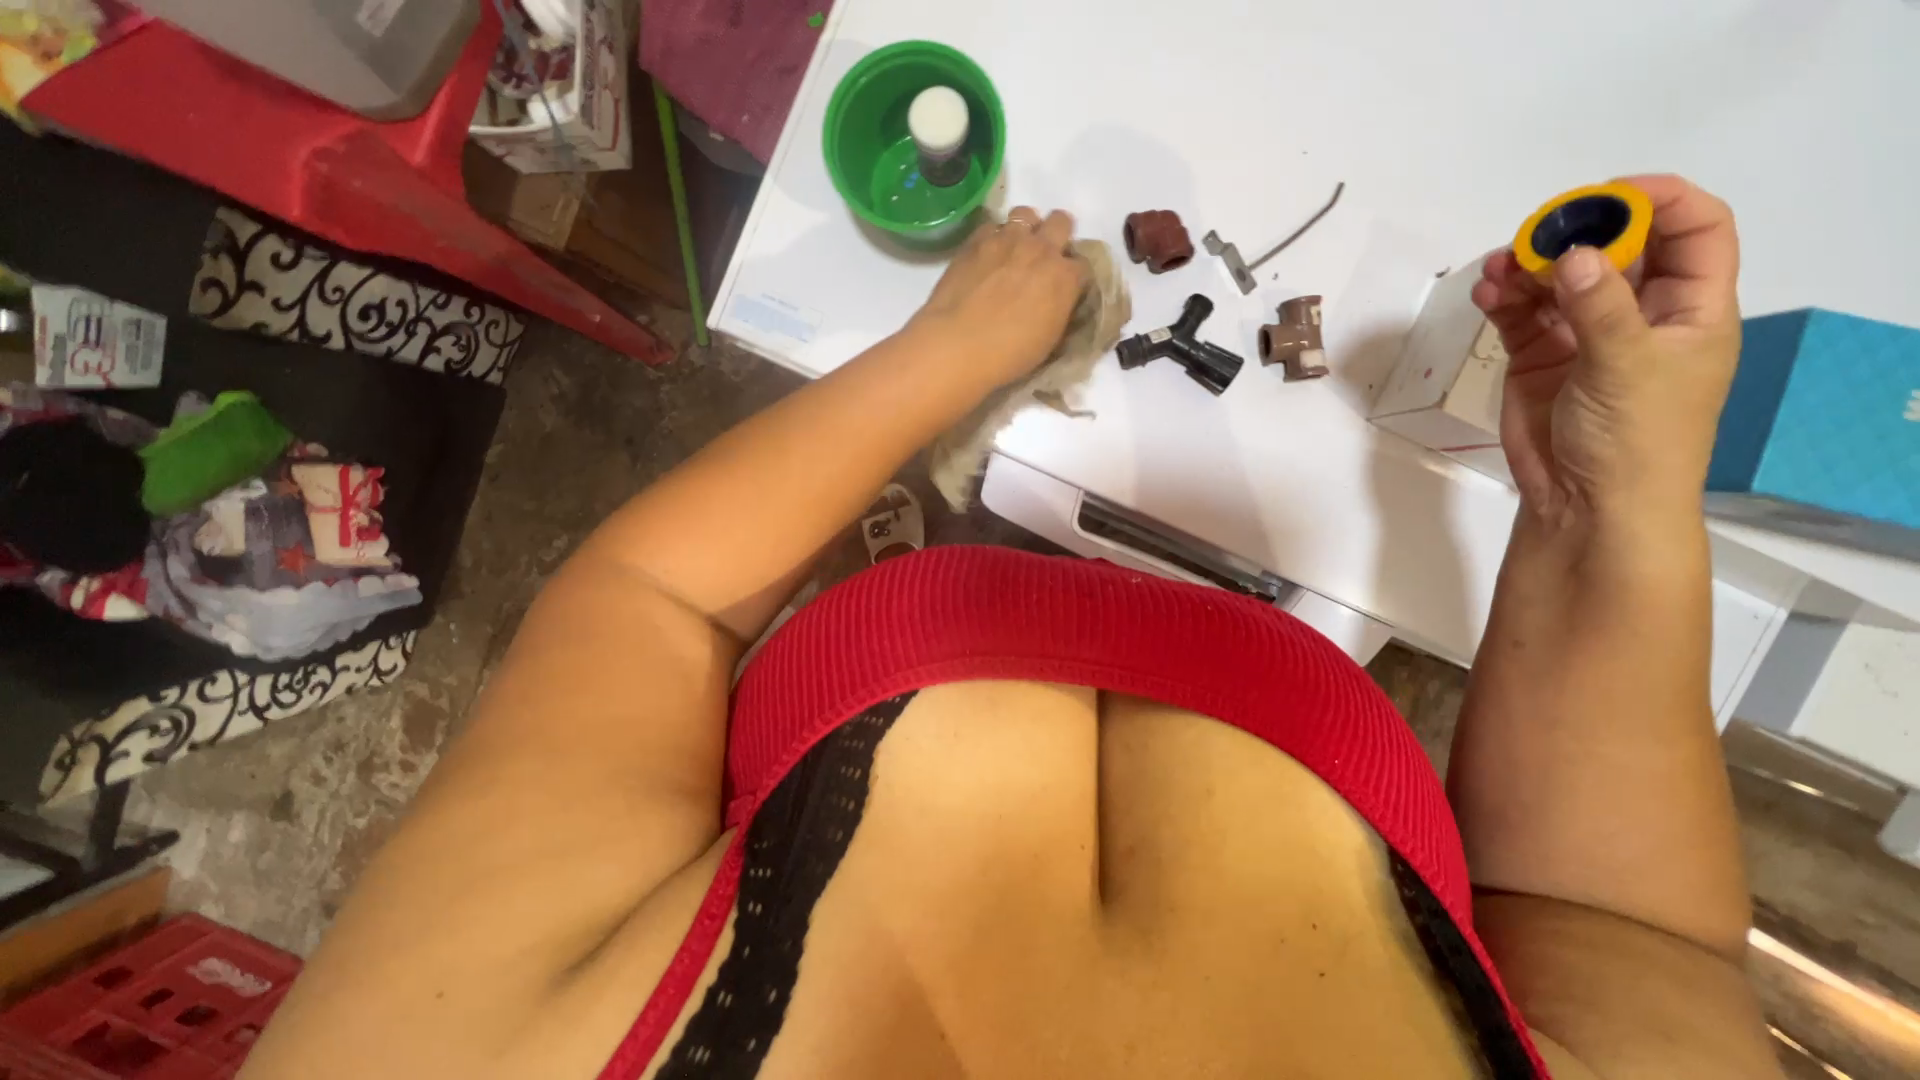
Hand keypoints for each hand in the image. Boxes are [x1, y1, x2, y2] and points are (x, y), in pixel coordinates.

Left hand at [906, 207, 1085, 388]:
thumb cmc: (1008, 354)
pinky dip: (993, 237)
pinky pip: (992, 226)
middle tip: (1044, 257)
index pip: (1083, 264)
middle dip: (1057, 235)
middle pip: (1061, 222)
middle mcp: (1041, 249)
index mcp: (1065, 277)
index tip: (1065, 286)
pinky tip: (986, 256)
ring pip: (1026, 214)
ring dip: (1025, 227)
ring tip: (1015, 248)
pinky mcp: (976, 240)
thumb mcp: (1049, 339)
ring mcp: (1007, 240)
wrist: (957, 345)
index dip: (1074, 274)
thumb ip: (1060, 309)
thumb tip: (1058, 300)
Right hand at [1472, 176, 1741, 522]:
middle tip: (1537, 232)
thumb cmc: (1636, 436)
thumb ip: (1600, 307)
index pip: (1694, 230)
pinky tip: (1487, 292)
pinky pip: (1521, 314)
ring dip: (1530, 266)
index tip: (1605, 197)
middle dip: (1577, 234)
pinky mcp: (1538, 358)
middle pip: (1616, 248)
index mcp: (1689, 308)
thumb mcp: (1628, 367)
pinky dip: (1503, 298)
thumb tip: (1570, 255)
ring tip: (1500, 268)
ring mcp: (1584, 335)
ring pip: (1558, 279)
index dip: (1659, 201)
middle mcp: (1638, 313)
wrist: (1587, 504)